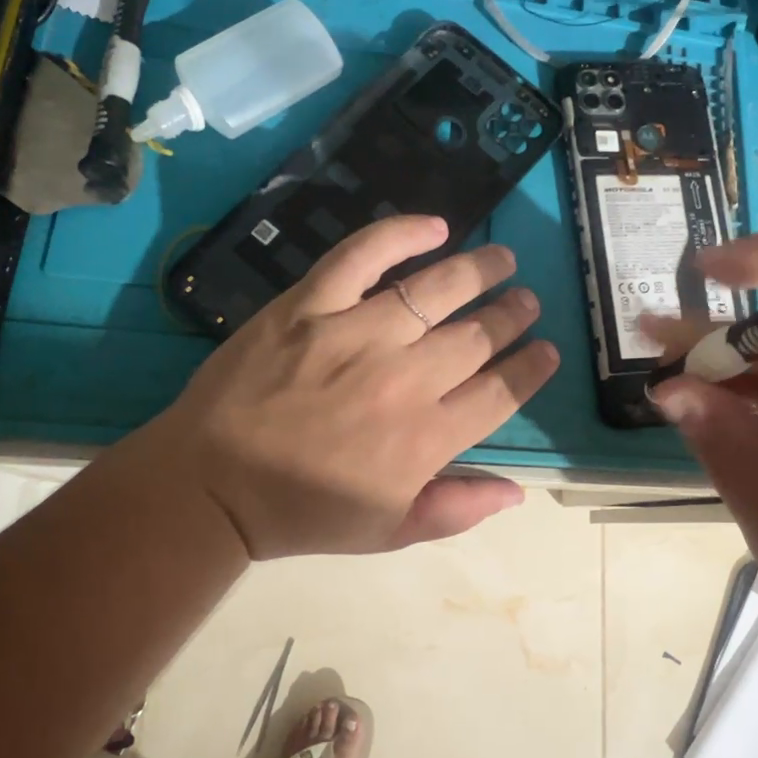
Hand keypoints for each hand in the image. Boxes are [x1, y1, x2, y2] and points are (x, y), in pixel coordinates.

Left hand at [121, 216, 558, 560]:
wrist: (210, 484)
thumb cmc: (301, 512)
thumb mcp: (387, 532)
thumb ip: (455, 510)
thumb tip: (517, 491)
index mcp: (425, 439)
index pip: (501, 392)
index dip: (532, 367)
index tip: (547, 350)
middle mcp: (403, 379)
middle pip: (477, 335)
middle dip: (512, 315)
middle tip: (526, 302)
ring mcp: (355, 335)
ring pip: (436, 290)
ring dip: (479, 270)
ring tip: (502, 259)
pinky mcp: (309, 305)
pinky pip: (362, 256)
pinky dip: (400, 233)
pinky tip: (434, 225)